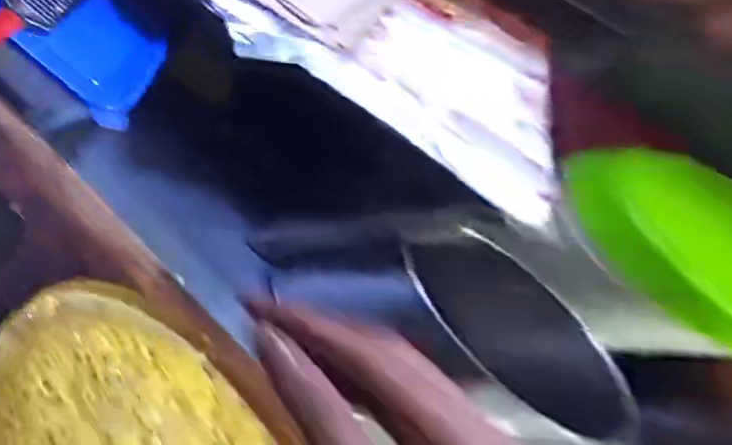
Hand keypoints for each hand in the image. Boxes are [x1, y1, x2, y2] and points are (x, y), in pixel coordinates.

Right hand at [249, 299, 508, 444]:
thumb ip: (322, 412)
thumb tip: (267, 336)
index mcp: (464, 426)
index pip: (371, 347)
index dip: (306, 320)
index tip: (250, 302)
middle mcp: (482, 419)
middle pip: (391, 353)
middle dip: (323, 332)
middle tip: (264, 318)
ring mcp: (482, 433)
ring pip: (405, 372)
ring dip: (343, 354)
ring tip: (290, 344)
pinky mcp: (471, 444)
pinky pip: (416, 398)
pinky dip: (367, 383)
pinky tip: (338, 384)